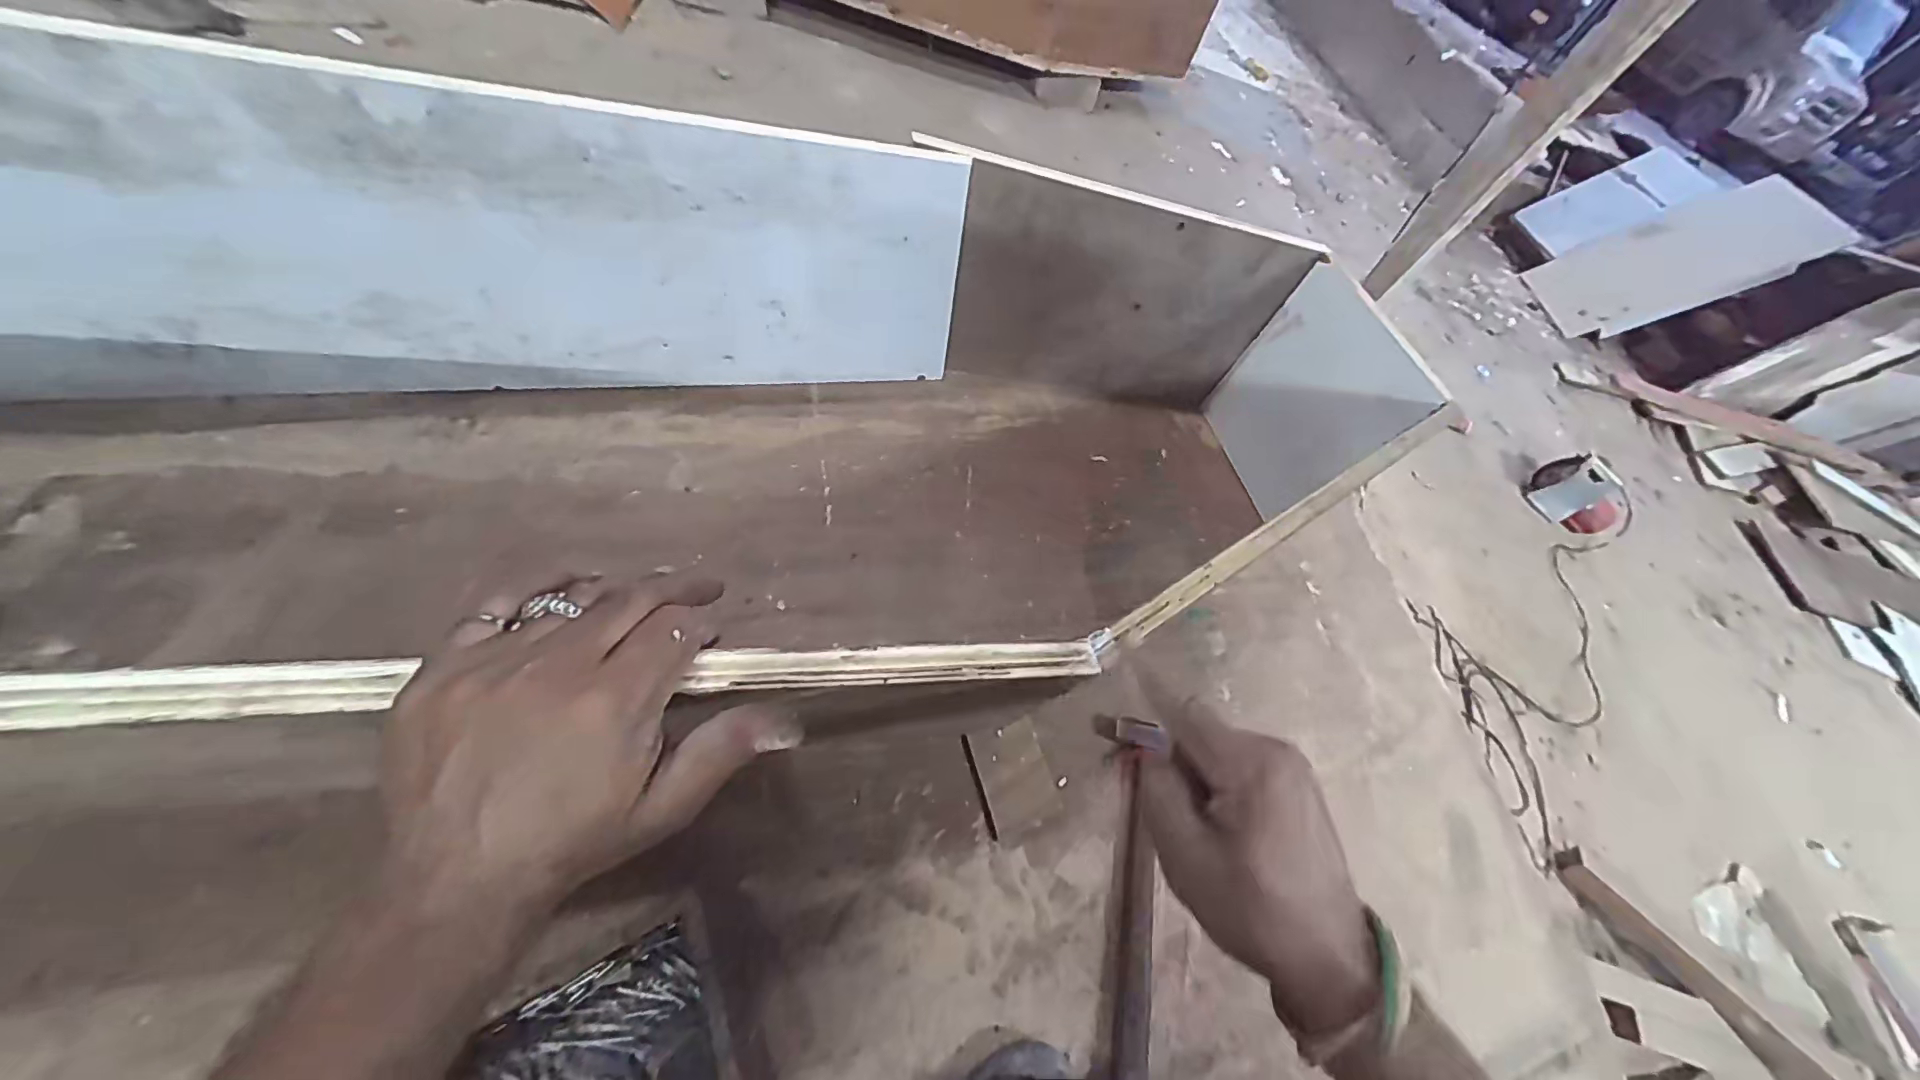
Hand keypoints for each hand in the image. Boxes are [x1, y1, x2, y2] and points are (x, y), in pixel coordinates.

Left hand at [380, 569, 801, 911]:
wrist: (454, 879)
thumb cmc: (574, 840)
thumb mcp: (662, 806)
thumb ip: (721, 751)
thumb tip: (788, 721)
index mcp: (616, 698)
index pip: (674, 629)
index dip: (701, 623)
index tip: (711, 633)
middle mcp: (560, 666)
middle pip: (631, 601)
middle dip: (675, 591)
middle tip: (699, 590)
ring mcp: (497, 661)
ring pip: (574, 600)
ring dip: (617, 594)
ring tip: (638, 600)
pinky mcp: (447, 666)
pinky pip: (496, 602)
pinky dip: (538, 585)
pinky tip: (564, 585)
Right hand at [1136, 678, 1378, 1036]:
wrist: (1329, 956)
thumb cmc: (1250, 908)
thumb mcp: (1185, 852)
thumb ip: (1157, 787)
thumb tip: (1142, 745)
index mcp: (1250, 761)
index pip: (1181, 714)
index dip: (1141, 723)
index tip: (1108, 736)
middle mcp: (1275, 749)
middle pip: (1200, 732)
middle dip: (1168, 757)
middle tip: (1146, 800)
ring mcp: (1292, 766)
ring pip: (1217, 749)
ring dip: (1191, 773)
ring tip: (1187, 824)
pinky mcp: (1296, 784)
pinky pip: (1240, 765)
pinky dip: (1216, 783)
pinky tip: (1217, 825)